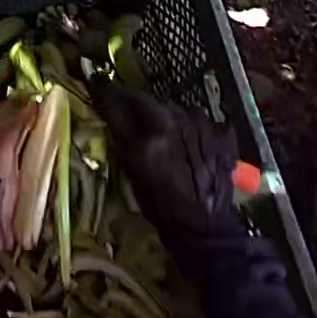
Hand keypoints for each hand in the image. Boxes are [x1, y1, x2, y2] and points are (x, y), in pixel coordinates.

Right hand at [89, 80, 242, 252]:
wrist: (208, 234)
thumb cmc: (162, 207)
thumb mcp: (132, 170)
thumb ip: (120, 132)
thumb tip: (105, 101)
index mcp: (151, 130)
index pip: (121, 97)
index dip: (105, 90)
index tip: (95, 83)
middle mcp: (176, 119)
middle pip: (148, 100)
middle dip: (135, 104)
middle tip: (128, 116)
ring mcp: (202, 124)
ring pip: (173, 108)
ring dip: (164, 117)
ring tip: (163, 136)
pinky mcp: (221, 134)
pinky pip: (199, 121)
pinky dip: (191, 129)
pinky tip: (190, 145)